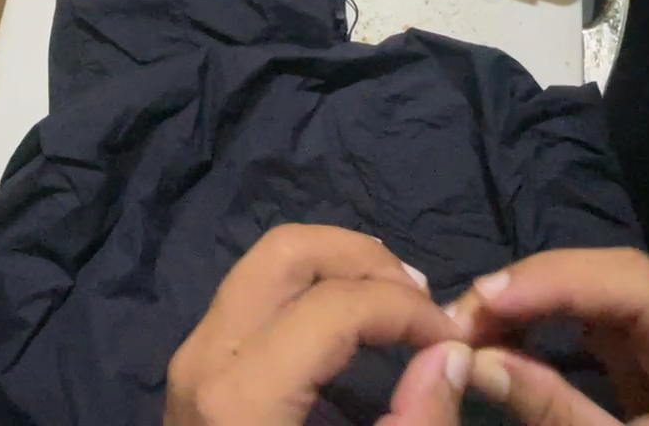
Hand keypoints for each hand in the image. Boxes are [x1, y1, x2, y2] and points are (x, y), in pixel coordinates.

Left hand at [164, 224, 465, 425]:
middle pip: (286, 252)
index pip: (333, 306)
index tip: (452, 335)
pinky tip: (351, 306)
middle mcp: (207, 352)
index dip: (402, 309)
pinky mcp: (201, 354)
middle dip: (363, 258)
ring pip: (268, 257)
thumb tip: (451, 352)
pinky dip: (312, 279)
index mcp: (241, 396)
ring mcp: (196, 347)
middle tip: (421, 297)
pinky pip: (258, 284)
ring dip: (338, 260)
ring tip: (397, 293)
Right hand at [428, 247, 648, 425]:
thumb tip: (472, 360)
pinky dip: (542, 310)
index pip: (638, 288)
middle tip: (462, 317)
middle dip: (530, 286)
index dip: (559, 281)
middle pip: (611, 274)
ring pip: (593, 280)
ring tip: (471, 322)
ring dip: (527, 294)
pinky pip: (590, 303)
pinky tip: (503, 324)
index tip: (485, 299)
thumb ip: (554, 411)